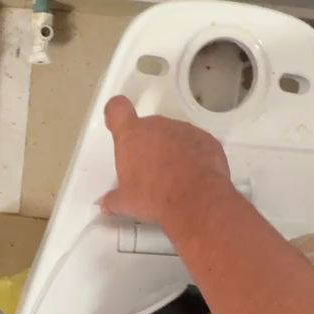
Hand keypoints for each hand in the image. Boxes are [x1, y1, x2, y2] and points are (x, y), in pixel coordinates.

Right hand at [98, 96, 232, 226]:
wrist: (196, 201)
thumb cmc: (154, 197)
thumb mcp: (127, 202)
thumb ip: (113, 199)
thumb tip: (107, 204)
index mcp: (132, 136)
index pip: (117, 109)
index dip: (117, 115)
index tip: (120, 127)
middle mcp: (157, 126)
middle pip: (148, 127)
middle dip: (148, 144)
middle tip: (149, 170)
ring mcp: (184, 130)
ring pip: (172, 135)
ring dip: (171, 150)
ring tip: (173, 176)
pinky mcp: (206, 139)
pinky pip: (195, 143)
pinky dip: (193, 156)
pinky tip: (193, 177)